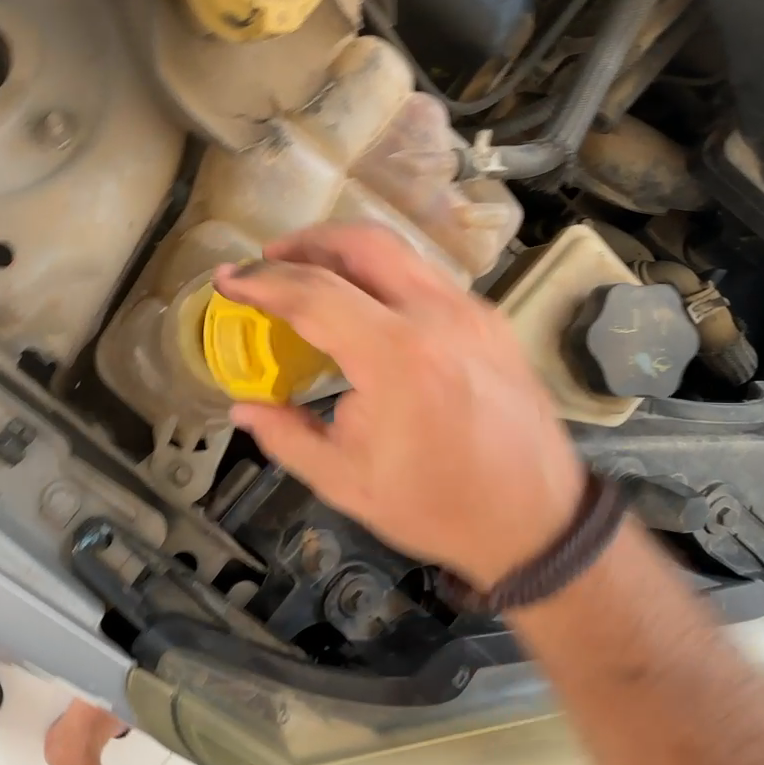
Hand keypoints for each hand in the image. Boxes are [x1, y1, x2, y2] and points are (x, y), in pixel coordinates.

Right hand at [213, 222, 585, 587]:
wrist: (537, 521)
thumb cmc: (435, 507)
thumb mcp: (344, 481)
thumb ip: (285, 436)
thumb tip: (242, 407)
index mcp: (397, 358)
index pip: (315, 294)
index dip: (262, 281)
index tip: (226, 279)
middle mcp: (438, 317)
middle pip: (363, 244)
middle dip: (305, 242)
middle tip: (267, 261)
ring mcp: (471, 312)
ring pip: (399, 252)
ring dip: (343, 252)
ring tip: (306, 274)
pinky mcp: (489, 320)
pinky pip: (423, 276)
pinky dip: (379, 274)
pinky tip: (359, 304)